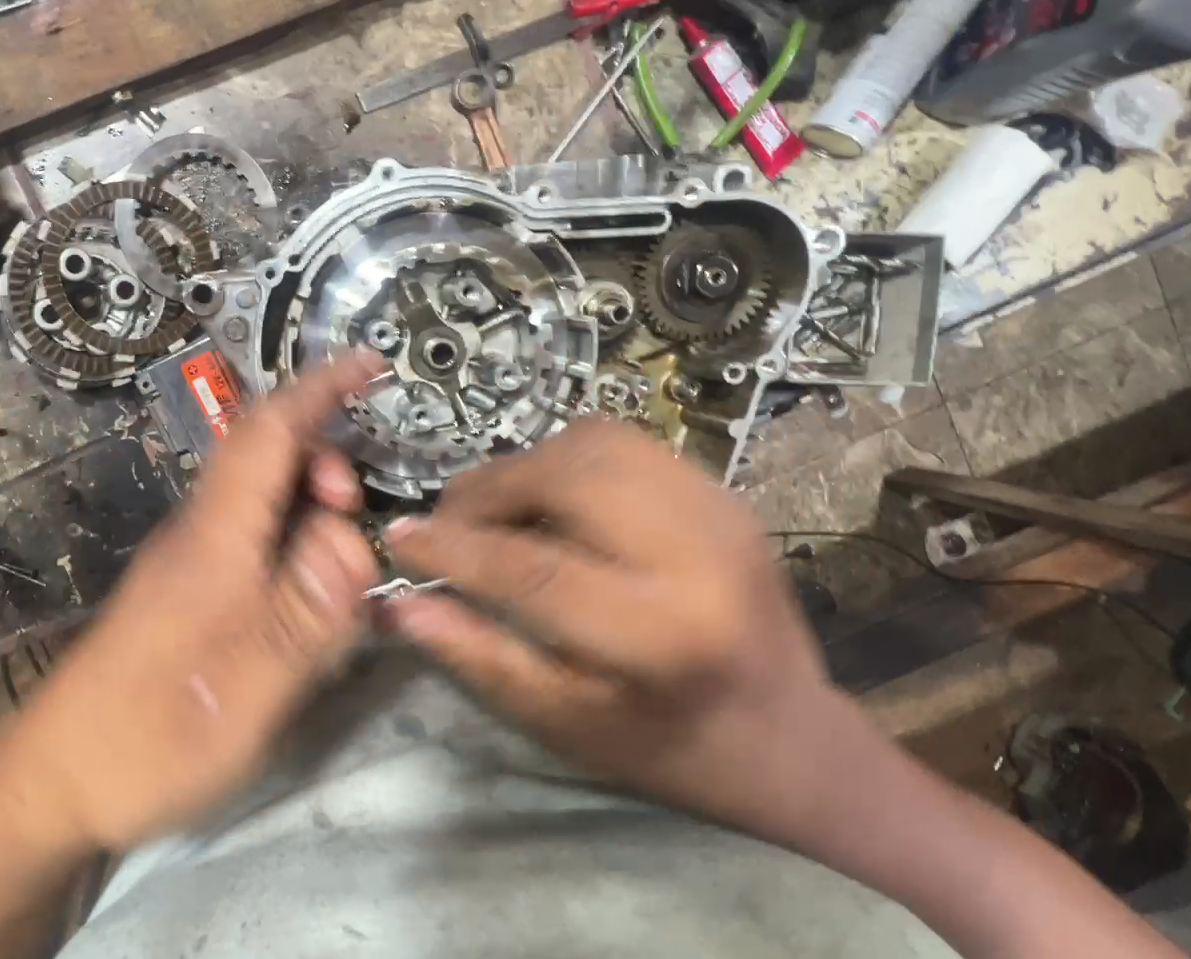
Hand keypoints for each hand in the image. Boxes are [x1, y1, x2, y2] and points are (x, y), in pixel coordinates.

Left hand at [2, 352, 385, 851]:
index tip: (368, 363)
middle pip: (265, 462)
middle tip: (358, 520)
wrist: (55, 780)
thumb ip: (305, 613)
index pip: (267, 434)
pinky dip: (292, 553)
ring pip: (261, 506)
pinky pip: (251, 547)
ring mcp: (188, 566)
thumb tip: (351, 539)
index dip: (318, 389)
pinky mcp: (185, 597)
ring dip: (311, 515)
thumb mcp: (246, 690)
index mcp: (212, 542)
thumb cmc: (148, 737)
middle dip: (325, 466)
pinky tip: (307, 608)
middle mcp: (197, 537)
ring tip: (340, 577)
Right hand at [381, 419, 865, 841]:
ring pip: (589, 443)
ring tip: (496, 511)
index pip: (533, 569)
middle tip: (447, 526)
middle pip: (563, 479)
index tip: (398, 538)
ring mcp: (718, 508)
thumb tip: (398, 602)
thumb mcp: (563, 722)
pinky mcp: (720, 489)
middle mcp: (699, 553)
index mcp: (663, 634)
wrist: (791, 736)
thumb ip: (476, 655)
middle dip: (484, 492)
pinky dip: (563, 460)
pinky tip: (550, 502)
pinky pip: (619, 442)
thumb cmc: (668, 748)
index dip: (453, 548)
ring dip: (523, 468)